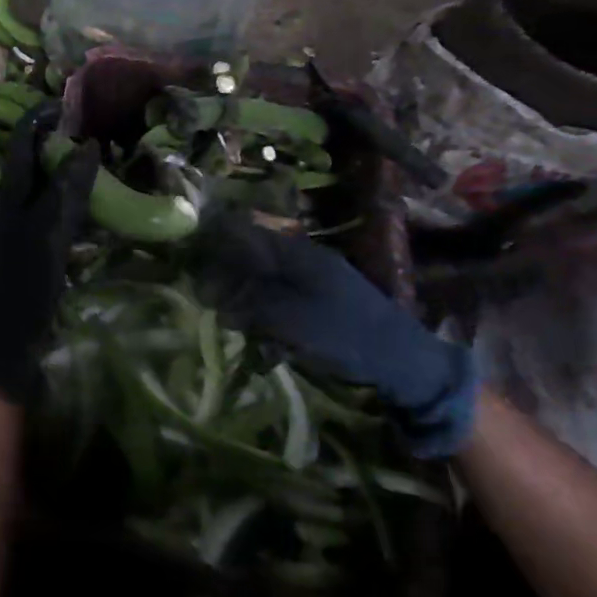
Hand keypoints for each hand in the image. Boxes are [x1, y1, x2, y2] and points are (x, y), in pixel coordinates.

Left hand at [0, 106, 99, 403]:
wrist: (10, 326)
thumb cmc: (26, 273)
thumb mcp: (48, 225)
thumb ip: (67, 186)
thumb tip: (87, 144)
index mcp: (12, 186)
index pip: (23, 136)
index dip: (43, 114)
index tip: (75, 100)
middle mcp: (16, 195)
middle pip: (36, 154)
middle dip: (62, 135)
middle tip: (98, 125)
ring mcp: (27, 216)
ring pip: (49, 178)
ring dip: (71, 162)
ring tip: (104, 153)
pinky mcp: (40, 236)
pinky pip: (59, 203)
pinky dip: (77, 191)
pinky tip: (100, 194)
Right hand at [193, 211, 476, 456]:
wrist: (402, 360)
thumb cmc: (344, 333)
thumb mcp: (290, 318)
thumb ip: (248, 302)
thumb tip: (212, 293)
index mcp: (297, 254)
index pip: (246, 235)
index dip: (217, 246)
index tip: (194, 265)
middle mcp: (303, 261)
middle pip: (251, 259)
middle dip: (227, 279)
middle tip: (208, 301)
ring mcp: (312, 283)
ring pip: (263, 283)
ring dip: (244, 302)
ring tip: (233, 324)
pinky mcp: (318, 306)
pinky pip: (280, 303)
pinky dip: (265, 318)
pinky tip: (263, 341)